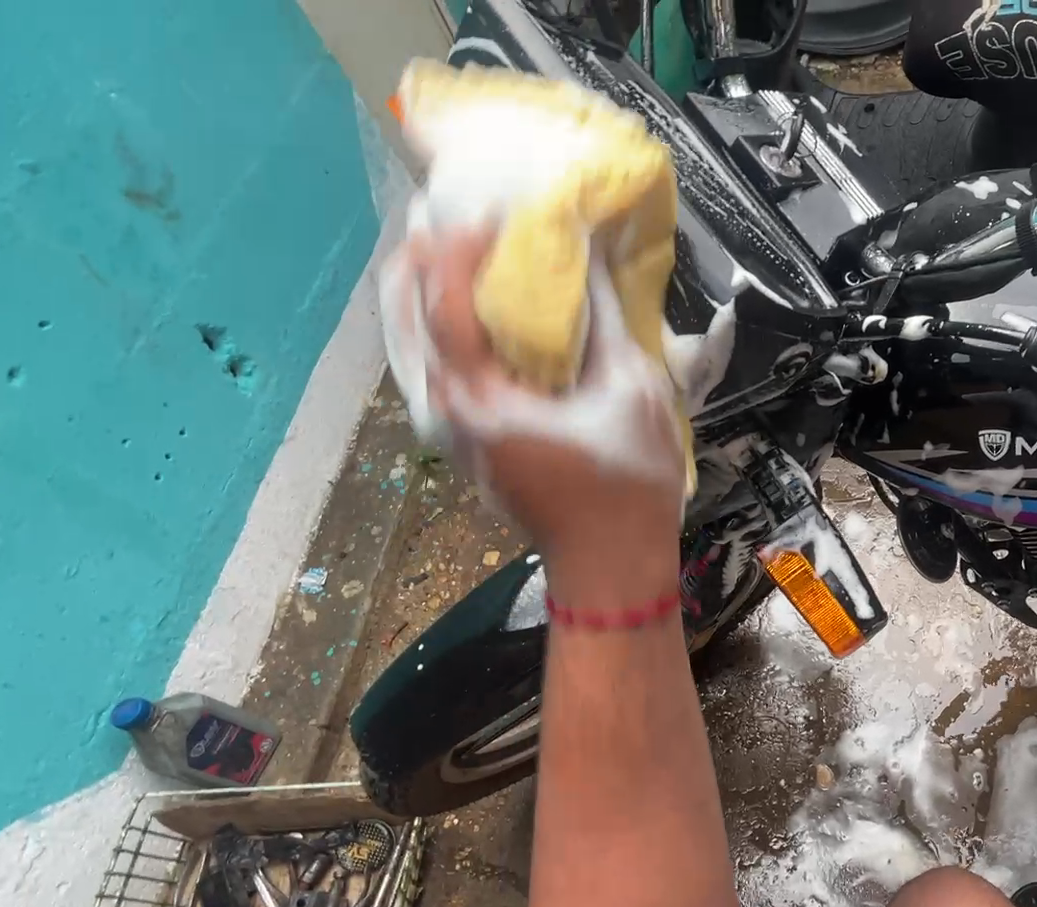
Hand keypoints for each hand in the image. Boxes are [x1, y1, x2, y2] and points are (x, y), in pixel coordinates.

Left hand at [407, 229, 687, 607]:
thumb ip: (605, 321)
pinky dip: (435, 330)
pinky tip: (462, 318)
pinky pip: (429, 369)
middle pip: (404, 314)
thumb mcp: (632, 393)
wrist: (611, 565)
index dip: (463, 246)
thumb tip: (589, 260)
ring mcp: (445, 431)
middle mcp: (445, 408)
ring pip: (409, 343)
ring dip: (421, 292)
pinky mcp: (460, 444)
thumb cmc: (629, 481)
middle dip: (422, 257)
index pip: (447, 298)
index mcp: (482, 394)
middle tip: (447, 215)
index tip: (493, 211)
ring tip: (444, 253)